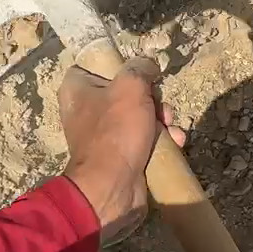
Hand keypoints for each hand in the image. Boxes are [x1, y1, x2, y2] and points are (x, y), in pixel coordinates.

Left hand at [59, 57, 183, 243]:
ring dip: (162, 120)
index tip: (144, 74)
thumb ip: (140, 68)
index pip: (101, 65)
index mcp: (77, 88)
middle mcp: (87, 109)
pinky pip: (145, 137)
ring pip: (141, 114)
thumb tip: (148, 65)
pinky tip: (175, 142)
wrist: (113, 187)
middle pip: (128, 91)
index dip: (126, 67)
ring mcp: (104, 133)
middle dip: (153, 99)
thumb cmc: (116, 131)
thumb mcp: (131, 87)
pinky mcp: (121, 153)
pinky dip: (161, 139)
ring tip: (171, 128)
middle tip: (162, 109)